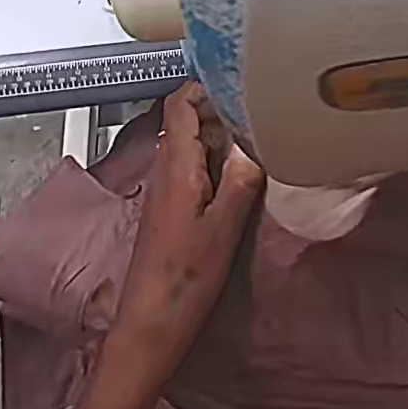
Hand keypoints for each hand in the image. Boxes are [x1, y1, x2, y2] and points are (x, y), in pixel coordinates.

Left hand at [101, 83, 264, 400]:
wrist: (149, 324)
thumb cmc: (185, 278)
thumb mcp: (223, 228)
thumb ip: (240, 180)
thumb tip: (255, 140)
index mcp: (176, 168)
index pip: (180, 106)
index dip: (204, 86)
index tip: (239, 84)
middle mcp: (165, 171)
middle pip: (186, 120)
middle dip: (220, 110)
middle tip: (258, 114)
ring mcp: (165, 189)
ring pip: (190, 144)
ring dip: (218, 136)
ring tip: (255, 140)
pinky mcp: (170, 208)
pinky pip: (191, 167)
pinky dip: (213, 160)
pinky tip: (238, 175)